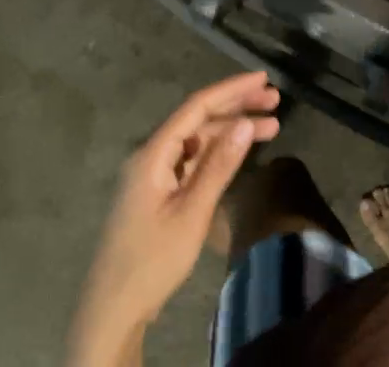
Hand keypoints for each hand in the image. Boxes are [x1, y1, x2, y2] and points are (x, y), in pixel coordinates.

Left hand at [70, 73, 280, 365]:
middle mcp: (150, 156)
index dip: (231, 90)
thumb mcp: (192, 212)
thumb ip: (219, 165)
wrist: (113, 309)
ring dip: (231, 131)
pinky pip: (192, 159)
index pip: (196, 107)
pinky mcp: (158, 193)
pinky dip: (218, 152)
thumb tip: (246, 123)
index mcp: (152, 154)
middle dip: (236, 106)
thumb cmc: (153, 260)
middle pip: (197, 120)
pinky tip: (240, 151)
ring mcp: (153, 175)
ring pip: (197, 140)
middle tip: (275, 100)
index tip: (263, 79)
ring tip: (272, 126)